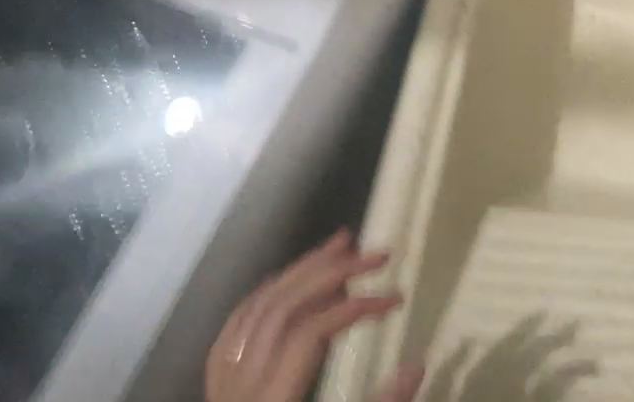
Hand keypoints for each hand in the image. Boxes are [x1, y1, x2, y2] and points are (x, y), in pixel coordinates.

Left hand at [207, 229, 424, 401]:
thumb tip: (419, 364)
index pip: (311, 334)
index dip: (356, 307)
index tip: (397, 299)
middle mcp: (237, 393)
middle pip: (280, 310)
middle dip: (330, 273)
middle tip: (376, 252)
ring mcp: (220, 392)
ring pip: (255, 311)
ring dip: (299, 273)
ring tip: (339, 247)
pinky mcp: (215, 395)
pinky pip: (234, 331)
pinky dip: (266, 296)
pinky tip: (290, 283)